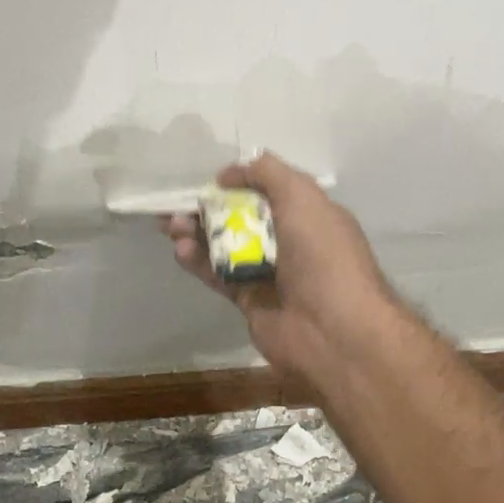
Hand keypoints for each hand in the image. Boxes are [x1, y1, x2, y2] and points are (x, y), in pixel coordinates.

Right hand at [159, 154, 394, 386]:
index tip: (212, 180)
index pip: (269, 191)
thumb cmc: (322, 255)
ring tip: (171, 226)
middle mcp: (290, 241)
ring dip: (197, 233)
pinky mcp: (249, 300)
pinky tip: (180, 251)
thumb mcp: (302, 197)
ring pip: (225, 246)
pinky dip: (198, 262)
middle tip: (177, 204)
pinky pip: (219, 275)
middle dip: (209, 208)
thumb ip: (268, 174)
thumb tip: (230, 172)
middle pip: (241, 217)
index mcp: (309, 215)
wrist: (331, 329)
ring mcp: (269, 272)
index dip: (239, 182)